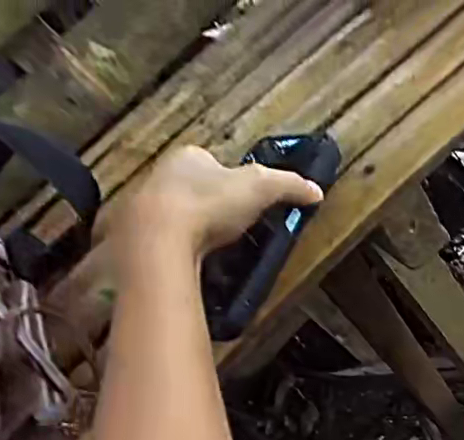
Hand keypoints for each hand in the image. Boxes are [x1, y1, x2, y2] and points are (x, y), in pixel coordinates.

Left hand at [108, 146, 323, 258]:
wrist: (161, 233)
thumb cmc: (211, 202)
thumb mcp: (260, 188)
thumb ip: (289, 186)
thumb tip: (318, 191)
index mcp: (190, 156)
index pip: (215, 163)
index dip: (235, 181)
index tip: (251, 202)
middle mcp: (165, 172)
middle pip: (200, 187)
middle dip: (218, 204)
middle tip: (241, 227)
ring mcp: (151, 201)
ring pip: (184, 211)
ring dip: (202, 226)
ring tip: (223, 247)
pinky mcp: (145, 231)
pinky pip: (173, 236)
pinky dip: (188, 245)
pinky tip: (203, 258)